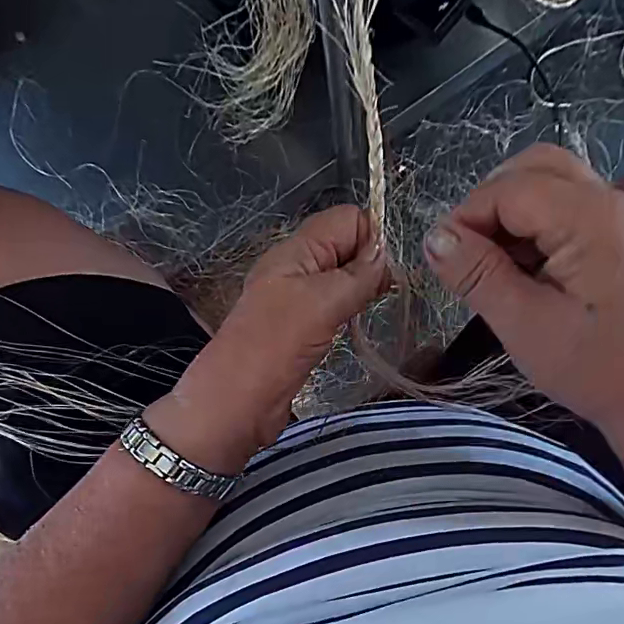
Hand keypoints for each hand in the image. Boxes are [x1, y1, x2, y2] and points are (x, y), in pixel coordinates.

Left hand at [147, 204, 386, 471]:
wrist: (235, 404)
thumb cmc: (274, 346)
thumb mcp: (322, 301)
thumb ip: (358, 274)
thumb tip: (387, 254)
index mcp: (295, 250)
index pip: (346, 219)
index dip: (372, 238)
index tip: (388, 272)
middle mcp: (295, 269)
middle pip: (345, 248)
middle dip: (370, 265)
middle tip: (383, 295)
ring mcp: (295, 301)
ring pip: (340, 281)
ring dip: (361, 292)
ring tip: (371, 312)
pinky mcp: (298, 331)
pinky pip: (332, 309)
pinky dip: (348, 314)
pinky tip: (354, 329)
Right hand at [420, 144, 623, 430]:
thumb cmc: (587, 365)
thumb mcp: (521, 322)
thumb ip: (476, 274)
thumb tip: (433, 238)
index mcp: (589, 217)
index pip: (509, 188)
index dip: (466, 217)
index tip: (444, 259)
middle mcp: (608, 200)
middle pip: (533, 168)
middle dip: (487, 203)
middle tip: (465, 253)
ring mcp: (615, 214)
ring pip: (547, 183)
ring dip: (506, 214)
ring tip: (487, 264)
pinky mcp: (612, 235)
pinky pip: (561, 207)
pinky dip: (528, 226)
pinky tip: (515, 268)